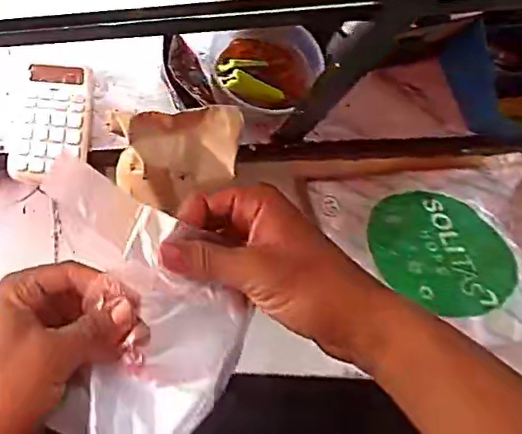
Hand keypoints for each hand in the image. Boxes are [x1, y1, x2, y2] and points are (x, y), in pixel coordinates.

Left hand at [0, 262, 138, 433]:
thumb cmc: (0, 389)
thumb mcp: (52, 353)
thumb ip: (92, 329)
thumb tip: (124, 309)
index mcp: (22, 291)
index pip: (71, 274)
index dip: (102, 284)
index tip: (128, 299)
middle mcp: (31, 308)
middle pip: (80, 299)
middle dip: (109, 312)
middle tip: (136, 326)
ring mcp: (39, 336)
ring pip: (83, 325)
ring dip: (109, 334)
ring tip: (133, 344)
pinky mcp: (47, 363)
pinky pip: (80, 348)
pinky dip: (100, 352)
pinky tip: (120, 359)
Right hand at [160, 183, 393, 363]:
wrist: (355, 320)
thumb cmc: (309, 285)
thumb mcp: (253, 271)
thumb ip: (207, 259)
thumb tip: (165, 250)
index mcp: (257, 201)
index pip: (207, 201)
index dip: (186, 223)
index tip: (168, 252)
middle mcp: (258, 214)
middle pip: (213, 222)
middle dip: (193, 245)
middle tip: (170, 273)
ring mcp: (264, 241)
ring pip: (222, 246)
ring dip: (207, 265)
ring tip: (185, 288)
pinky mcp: (268, 267)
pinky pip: (235, 265)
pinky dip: (222, 279)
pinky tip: (211, 298)